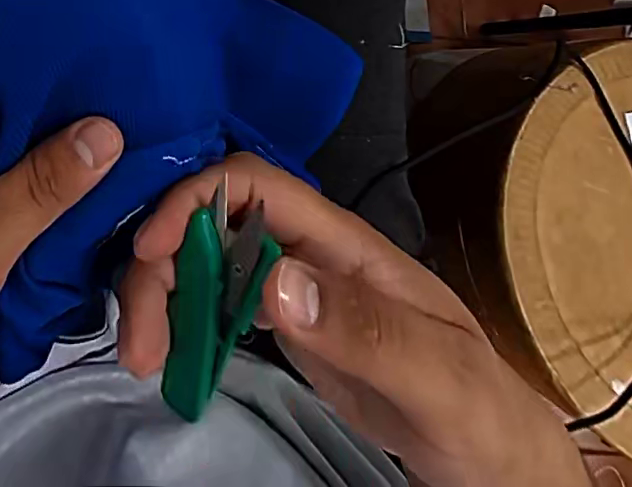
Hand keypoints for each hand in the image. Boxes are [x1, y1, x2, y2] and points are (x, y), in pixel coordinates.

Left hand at [0, 63, 124, 486]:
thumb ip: (43, 182)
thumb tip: (109, 130)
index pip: (6, 68)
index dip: (63, 68)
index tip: (124, 73)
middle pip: (24, 111)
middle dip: (78, 119)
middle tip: (145, 116)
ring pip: (29, 153)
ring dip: (72, 161)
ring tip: (139, 150)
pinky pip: (26, 190)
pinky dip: (59, 195)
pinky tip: (105, 195)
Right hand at [118, 153, 586, 486]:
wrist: (492, 448)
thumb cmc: (476, 407)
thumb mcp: (436, 376)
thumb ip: (366, 328)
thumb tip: (274, 281)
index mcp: (338, 239)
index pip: (252, 183)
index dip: (193, 199)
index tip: (149, 252)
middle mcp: (304, 246)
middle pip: (212, 220)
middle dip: (161, 263)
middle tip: (139, 342)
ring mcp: (290, 280)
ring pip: (204, 258)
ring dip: (164, 294)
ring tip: (146, 357)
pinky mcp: (280, 316)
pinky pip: (213, 298)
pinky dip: (181, 316)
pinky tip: (172, 353)